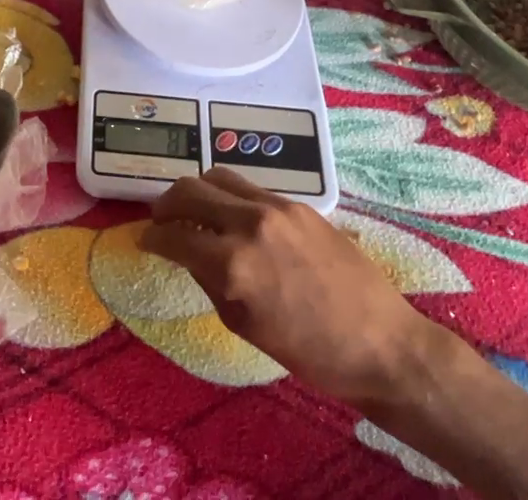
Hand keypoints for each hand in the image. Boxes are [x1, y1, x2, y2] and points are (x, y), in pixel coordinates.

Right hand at [142, 167, 436, 404]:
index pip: (172, 234)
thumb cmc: (309, 351)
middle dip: (166, 205)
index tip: (145, 242)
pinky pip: (251, 188)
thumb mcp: (243, 325)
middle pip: (188, 189)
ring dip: (198, 192)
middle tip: (163, 222)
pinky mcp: (300, 205)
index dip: (151, 238)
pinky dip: (231, 197)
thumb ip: (209, 281)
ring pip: (218, 177)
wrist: (382, 343)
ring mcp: (277, 208)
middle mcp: (249, 224)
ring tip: (197, 213)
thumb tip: (186, 254)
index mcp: (232, 263)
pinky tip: (236, 220)